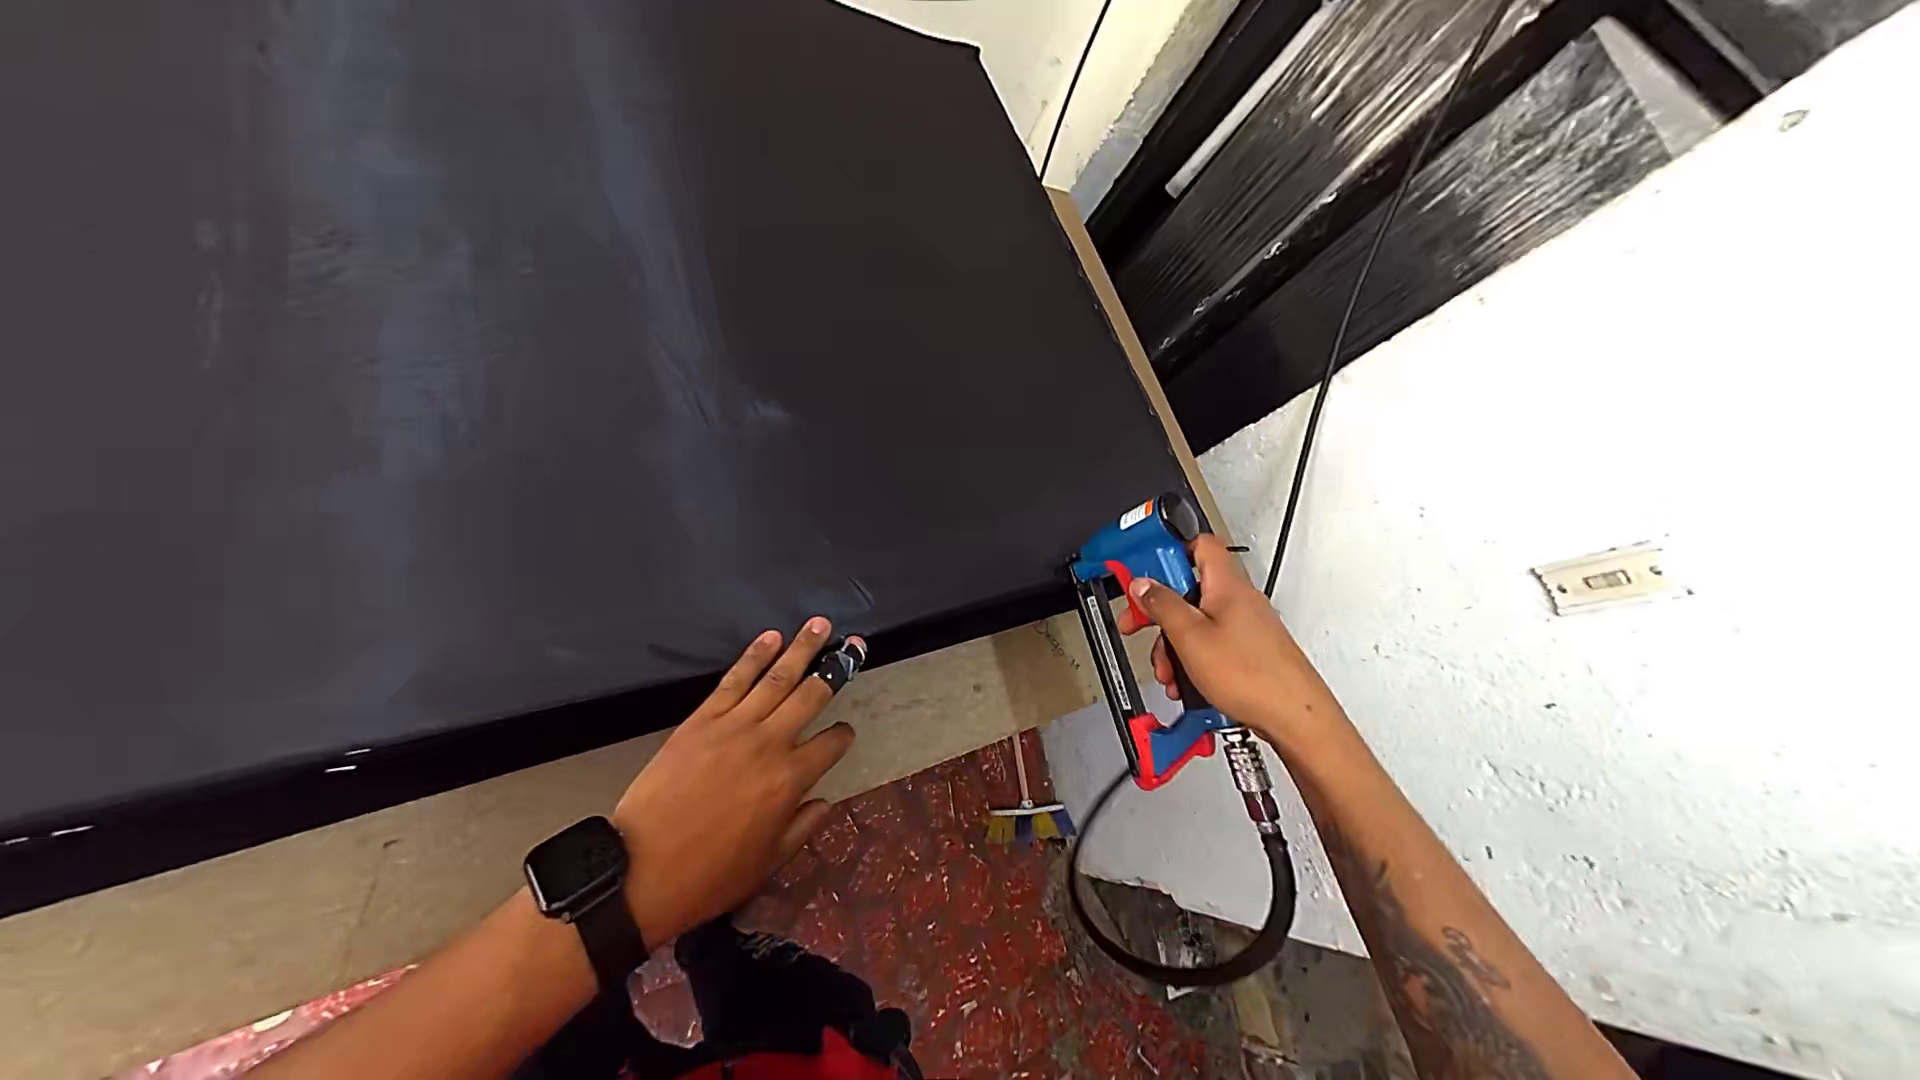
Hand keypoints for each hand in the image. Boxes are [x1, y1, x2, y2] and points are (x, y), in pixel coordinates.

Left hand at [611, 618, 856, 945]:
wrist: (638, 872)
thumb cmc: (708, 874)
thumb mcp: (768, 863)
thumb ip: (803, 826)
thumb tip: (826, 801)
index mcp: (790, 780)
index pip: (830, 744)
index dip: (842, 737)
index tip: (845, 732)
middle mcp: (769, 744)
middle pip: (811, 696)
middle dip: (837, 668)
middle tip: (854, 644)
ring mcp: (734, 726)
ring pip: (776, 678)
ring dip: (801, 648)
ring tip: (819, 624)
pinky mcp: (701, 720)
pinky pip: (733, 681)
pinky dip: (753, 656)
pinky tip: (770, 638)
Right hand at [1118, 534, 1347, 753]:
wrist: (1294, 718)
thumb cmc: (1254, 677)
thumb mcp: (1190, 637)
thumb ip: (1162, 604)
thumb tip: (1143, 585)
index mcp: (1226, 586)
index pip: (1198, 544)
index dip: (1168, 550)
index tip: (1143, 566)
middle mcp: (1239, 600)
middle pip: (1188, 588)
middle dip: (1160, 609)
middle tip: (1140, 621)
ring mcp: (1245, 626)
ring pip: (1196, 621)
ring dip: (1173, 643)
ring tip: (1167, 668)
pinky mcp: (1248, 650)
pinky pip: (1210, 643)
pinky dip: (1192, 658)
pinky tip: (1185, 681)